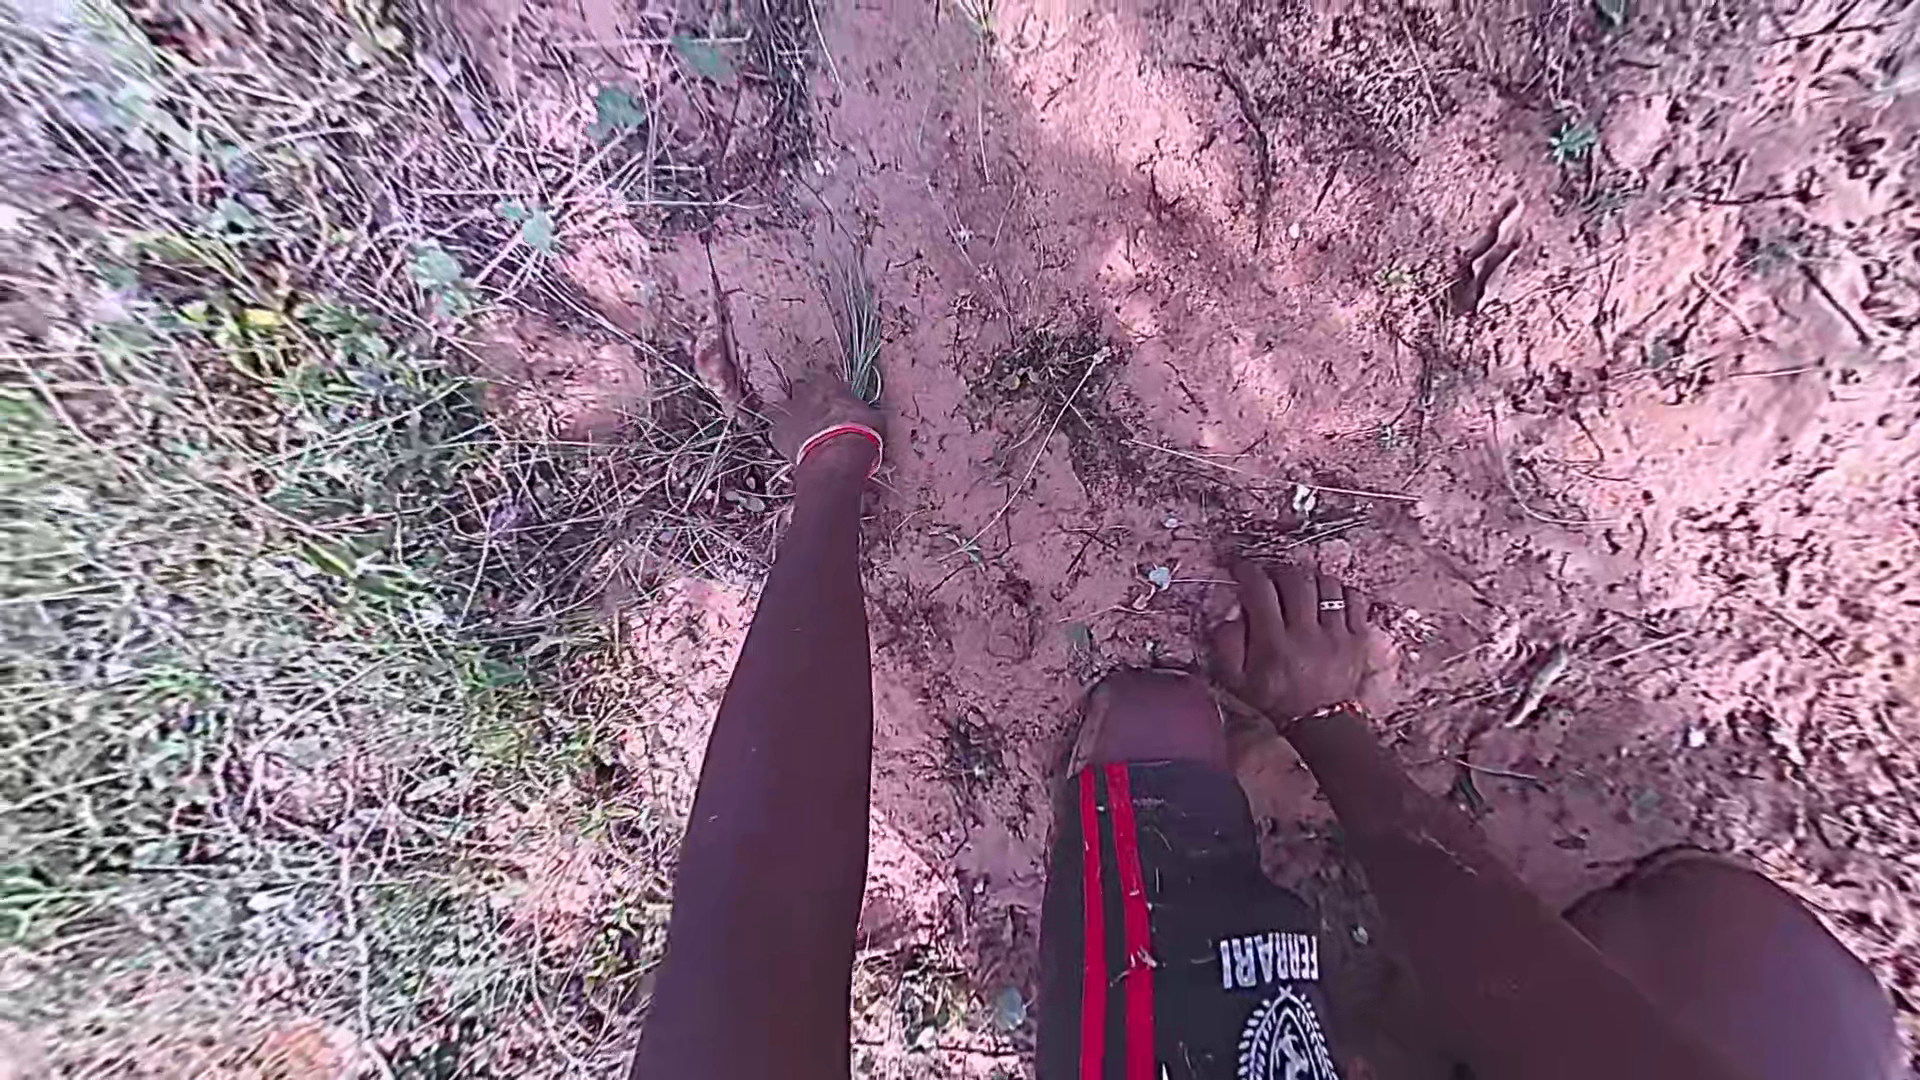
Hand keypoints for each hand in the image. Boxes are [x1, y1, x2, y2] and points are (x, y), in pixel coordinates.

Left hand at [769, 376, 884, 475]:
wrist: (838, 455)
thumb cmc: (860, 433)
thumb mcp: (874, 419)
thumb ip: (867, 412)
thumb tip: (873, 417)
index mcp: (829, 383)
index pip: (826, 378)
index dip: (830, 392)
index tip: (836, 402)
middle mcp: (805, 392)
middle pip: (801, 388)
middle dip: (807, 398)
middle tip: (818, 415)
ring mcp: (788, 411)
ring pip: (783, 406)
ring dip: (792, 415)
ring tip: (803, 430)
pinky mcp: (778, 432)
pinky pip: (776, 431)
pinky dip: (783, 437)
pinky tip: (792, 446)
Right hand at [1210, 561, 1391, 729]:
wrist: (1319, 723)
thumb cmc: (1272, 697)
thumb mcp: (1234, 679)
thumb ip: (1225, 645)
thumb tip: (1229, 616)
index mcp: (1273, 642)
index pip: (1260, 591)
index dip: (1248, 572)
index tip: (1241, 569)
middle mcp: (1306, 633)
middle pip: (1295, 581)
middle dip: (1278, 571)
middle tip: (1269, 576)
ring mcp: (1336, 634)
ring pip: (1326, 585)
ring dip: (1308, 578)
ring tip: (1296, 585)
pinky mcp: (1358, 638)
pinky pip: (1354, 598)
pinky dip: (1338, 589)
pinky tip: (1324, 595)